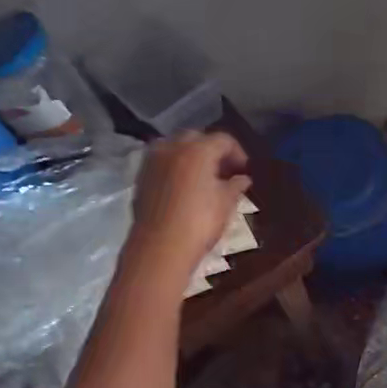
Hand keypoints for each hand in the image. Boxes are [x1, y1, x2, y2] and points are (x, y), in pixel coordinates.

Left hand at [124, 131, 250, 282]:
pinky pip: (163, 162)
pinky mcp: (141, 176)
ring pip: (177, 147)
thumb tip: (243, 179)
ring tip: (204, 178)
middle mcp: (173, 147)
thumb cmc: (199, 223)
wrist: (158, 249)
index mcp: (198, 149)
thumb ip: (236, 186)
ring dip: (192, 156)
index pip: (223, 140)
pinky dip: (176, 166)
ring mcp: (153, 160)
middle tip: (225, 171)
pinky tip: (185, 186)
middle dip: (213, 151)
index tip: (244, 170)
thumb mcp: (226, 204)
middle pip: (198, 139)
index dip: (238, 153)